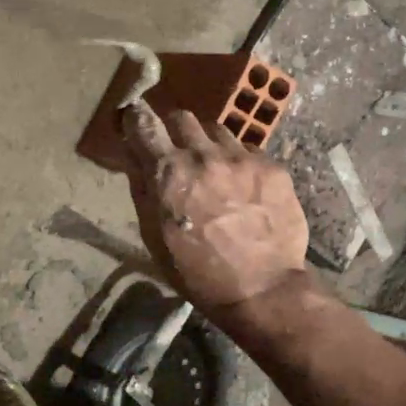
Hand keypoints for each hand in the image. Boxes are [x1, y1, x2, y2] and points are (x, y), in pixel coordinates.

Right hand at [120, 101, 307, 309]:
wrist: (260, 288)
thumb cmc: (194, 268)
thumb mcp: (152, 232)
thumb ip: (141, 187)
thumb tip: (133, 156)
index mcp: (167, 173)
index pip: (143, 123)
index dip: (135, 117)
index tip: (133, 119)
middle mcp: (203, 155)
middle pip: (182, 117)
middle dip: (173, 129)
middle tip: (175, 150)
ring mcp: (241, 159)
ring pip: (217, 130)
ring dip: (207, 143)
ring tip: (211, 168)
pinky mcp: (272, 168)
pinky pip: (247, 149)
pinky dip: (236, 160)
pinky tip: (239, 185)